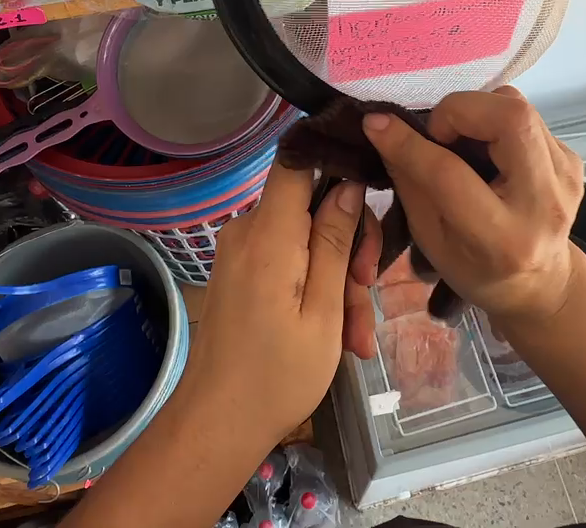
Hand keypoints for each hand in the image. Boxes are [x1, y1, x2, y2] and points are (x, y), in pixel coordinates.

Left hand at [172, 165, 379, 448]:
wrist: (216, 426)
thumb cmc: (277, 376)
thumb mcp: (323, 312)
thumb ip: (334, 243)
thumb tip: (348, 184)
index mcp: (268, 234)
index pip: (296, 159)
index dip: (333, 158)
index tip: (369, 185)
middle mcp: (248, 230)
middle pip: (309, 204)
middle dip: (347, 243)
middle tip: (367, 291)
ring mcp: (241, 251)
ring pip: (304, 238)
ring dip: (336, 278)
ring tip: (356, 334)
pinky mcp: (240, 270)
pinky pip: (286, 259)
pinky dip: (313, 286)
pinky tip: (338, 331)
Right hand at [361, 86, 583, 327]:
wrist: (540, 283)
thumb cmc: (475, 267)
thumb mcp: (431, 239)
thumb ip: (409, 180)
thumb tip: (382, 125)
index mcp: (503, 239)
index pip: (451, 175)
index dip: (409, 143)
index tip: (376, 124)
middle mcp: (544, 203)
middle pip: (509, 118)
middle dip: (460, 110)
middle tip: (438, 134)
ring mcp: (565, 176)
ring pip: (516, 106)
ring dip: (476, 113)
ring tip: (461, 144)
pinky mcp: (571, 159)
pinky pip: (524, 115)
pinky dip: (493, 121)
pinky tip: (488, 152)